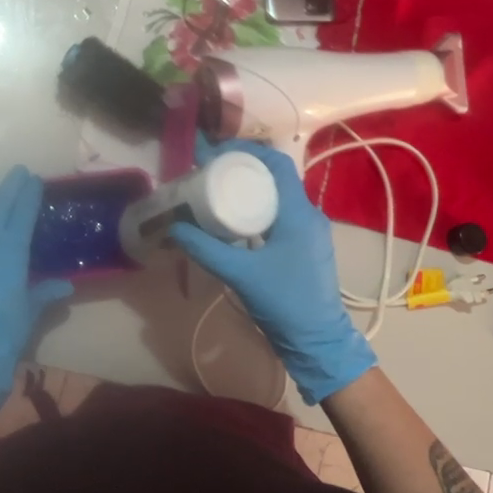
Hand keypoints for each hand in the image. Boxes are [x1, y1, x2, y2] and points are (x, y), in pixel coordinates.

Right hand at [170, 139, 374, 404]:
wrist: (318, 341)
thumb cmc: (284, 303)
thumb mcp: (240, 274)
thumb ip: (206, 249)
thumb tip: (175, 227)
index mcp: (299, 213)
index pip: (277, 165)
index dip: (249, 151)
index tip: (218, 153)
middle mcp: (308, 215)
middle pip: (276, 178)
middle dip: (244, 170)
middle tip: (210, 171)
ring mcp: (310, 232)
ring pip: (279, 197)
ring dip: (251, 190)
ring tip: (218, 191)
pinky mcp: (306, 247)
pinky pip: (281, 215)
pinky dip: (259, 209)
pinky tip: (235, 220)